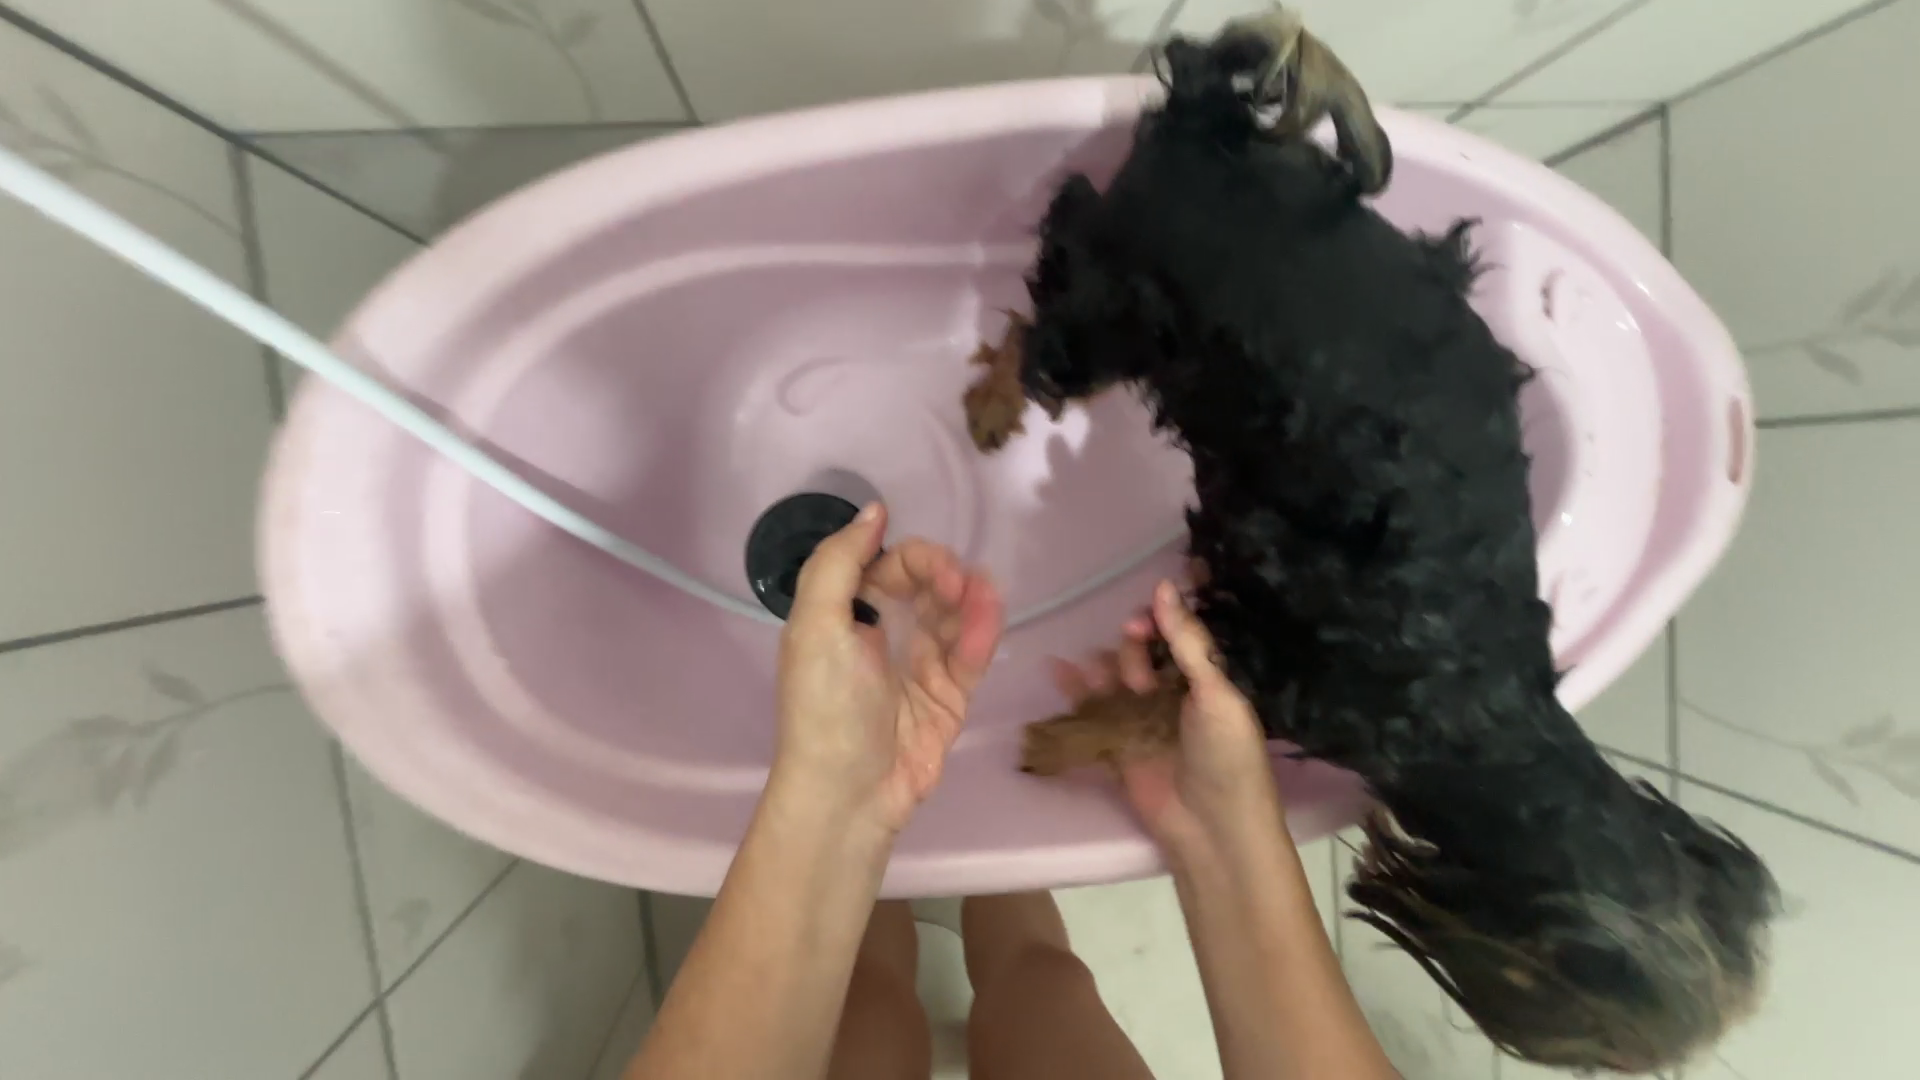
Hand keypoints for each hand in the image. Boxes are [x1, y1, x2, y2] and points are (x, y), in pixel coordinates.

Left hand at [772, 503, 1003, 834]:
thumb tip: (874, 509)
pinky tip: (990, 614)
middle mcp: (883, 634)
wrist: (848, 793)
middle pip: (924, 585)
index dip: (910, 558)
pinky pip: (970, 654)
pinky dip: (981, 632)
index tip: (929, 564)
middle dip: (942, 574)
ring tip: (983, 593)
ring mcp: (919, 665)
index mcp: (844, 615)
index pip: (885, 566)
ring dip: (969, 598)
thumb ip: (838, 561)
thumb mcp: (814, 625)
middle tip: (955, 583)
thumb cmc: (826, 705)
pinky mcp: (949, 695)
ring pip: (952, 615)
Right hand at [1056, 581, 1283, 850]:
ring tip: (1087, 660)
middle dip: (1132, 645)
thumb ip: (1187, 642)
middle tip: (1128, 639)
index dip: (1160, 622)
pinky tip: (1056, 669)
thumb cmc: (1226, 757)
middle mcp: (1173, 697)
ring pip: (1116, 681)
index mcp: (1205, 682)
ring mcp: (1143, 721)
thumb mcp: (1215, 693)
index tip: (1143, 617)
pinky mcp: (1118, 745)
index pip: (1178, 639)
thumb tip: (1163, 585)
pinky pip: (1094, 711)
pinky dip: (1076, 690)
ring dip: (1102, 665)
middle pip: (1143, 657)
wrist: (1213, 830)